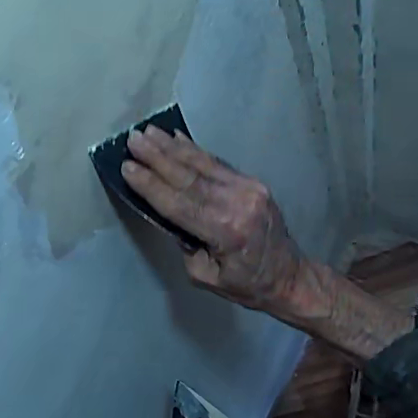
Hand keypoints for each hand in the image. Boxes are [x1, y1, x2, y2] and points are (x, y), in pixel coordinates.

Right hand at [120, 127, 307, 314]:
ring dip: (172, 147)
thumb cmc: (246, 284)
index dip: (151, 185)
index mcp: (226, 231)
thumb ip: (184, 243)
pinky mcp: (252, 182)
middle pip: (189, 177)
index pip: (179, 204)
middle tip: (133, 139)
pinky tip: (176, 138)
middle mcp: (238, 203)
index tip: (127, 167)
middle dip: (157, 157)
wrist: (290, 275)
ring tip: (148, 132)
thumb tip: (165, 213)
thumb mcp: (205, 276)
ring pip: (203, 164)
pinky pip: (217, 163)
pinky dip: (194, 150)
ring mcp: (248, 188)